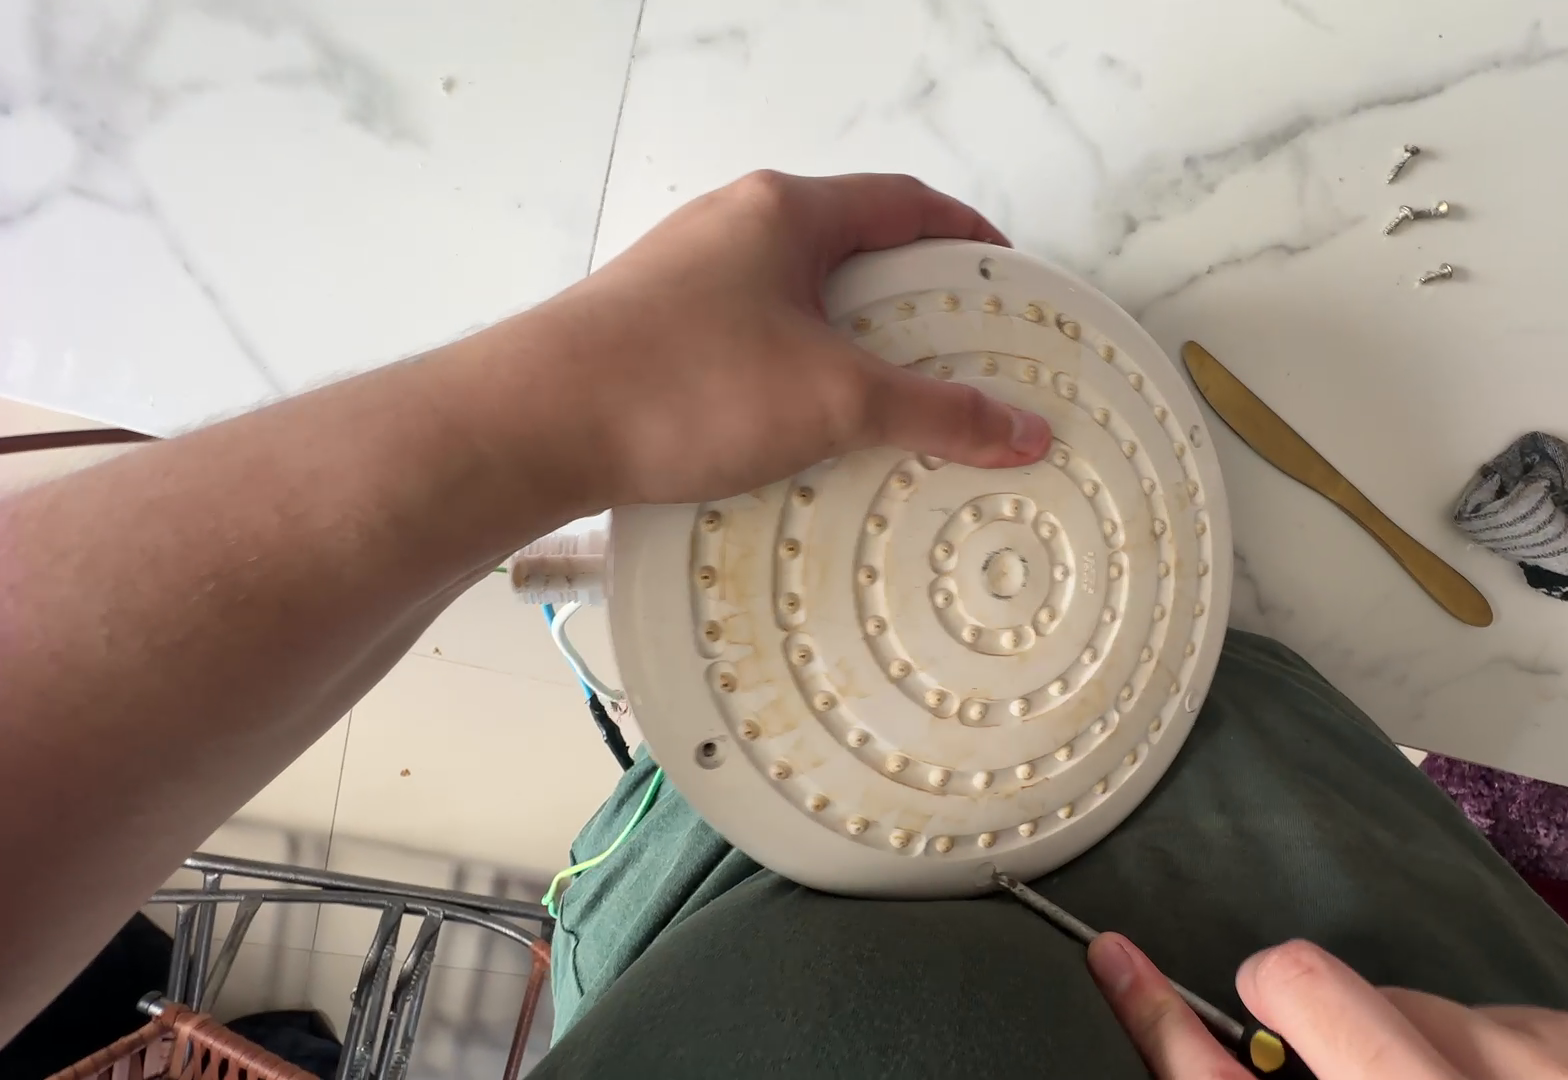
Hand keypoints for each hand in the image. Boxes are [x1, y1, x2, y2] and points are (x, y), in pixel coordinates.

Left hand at [510, 170, 1052, 506]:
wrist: (532, 428)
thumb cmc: (692, 386)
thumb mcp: (837, 398)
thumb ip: (938, 414)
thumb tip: (1028, 435)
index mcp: (787, 213)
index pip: (904, 202)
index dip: (966, 232)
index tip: (1004, 276)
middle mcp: (737, 226)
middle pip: (855, 247)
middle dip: (914, 293)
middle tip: (958, 349)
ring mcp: (693, 276)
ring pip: (804, 295)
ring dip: (856, 336)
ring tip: (894, 393)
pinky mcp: (663, 327)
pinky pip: (762, 334)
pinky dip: (806, 365)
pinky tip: (812, 418)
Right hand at [1088, 934, 1567, 1078]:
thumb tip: (1182, 1028)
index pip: (1224, 1078)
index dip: (1160, 1016)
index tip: (1116, 957)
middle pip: (1302, 982)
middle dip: (1305, 1028)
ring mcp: (1554, 1060)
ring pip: (1398, 993)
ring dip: (1409, 1050)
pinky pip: (1488, 1003)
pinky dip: (1485, 1050)